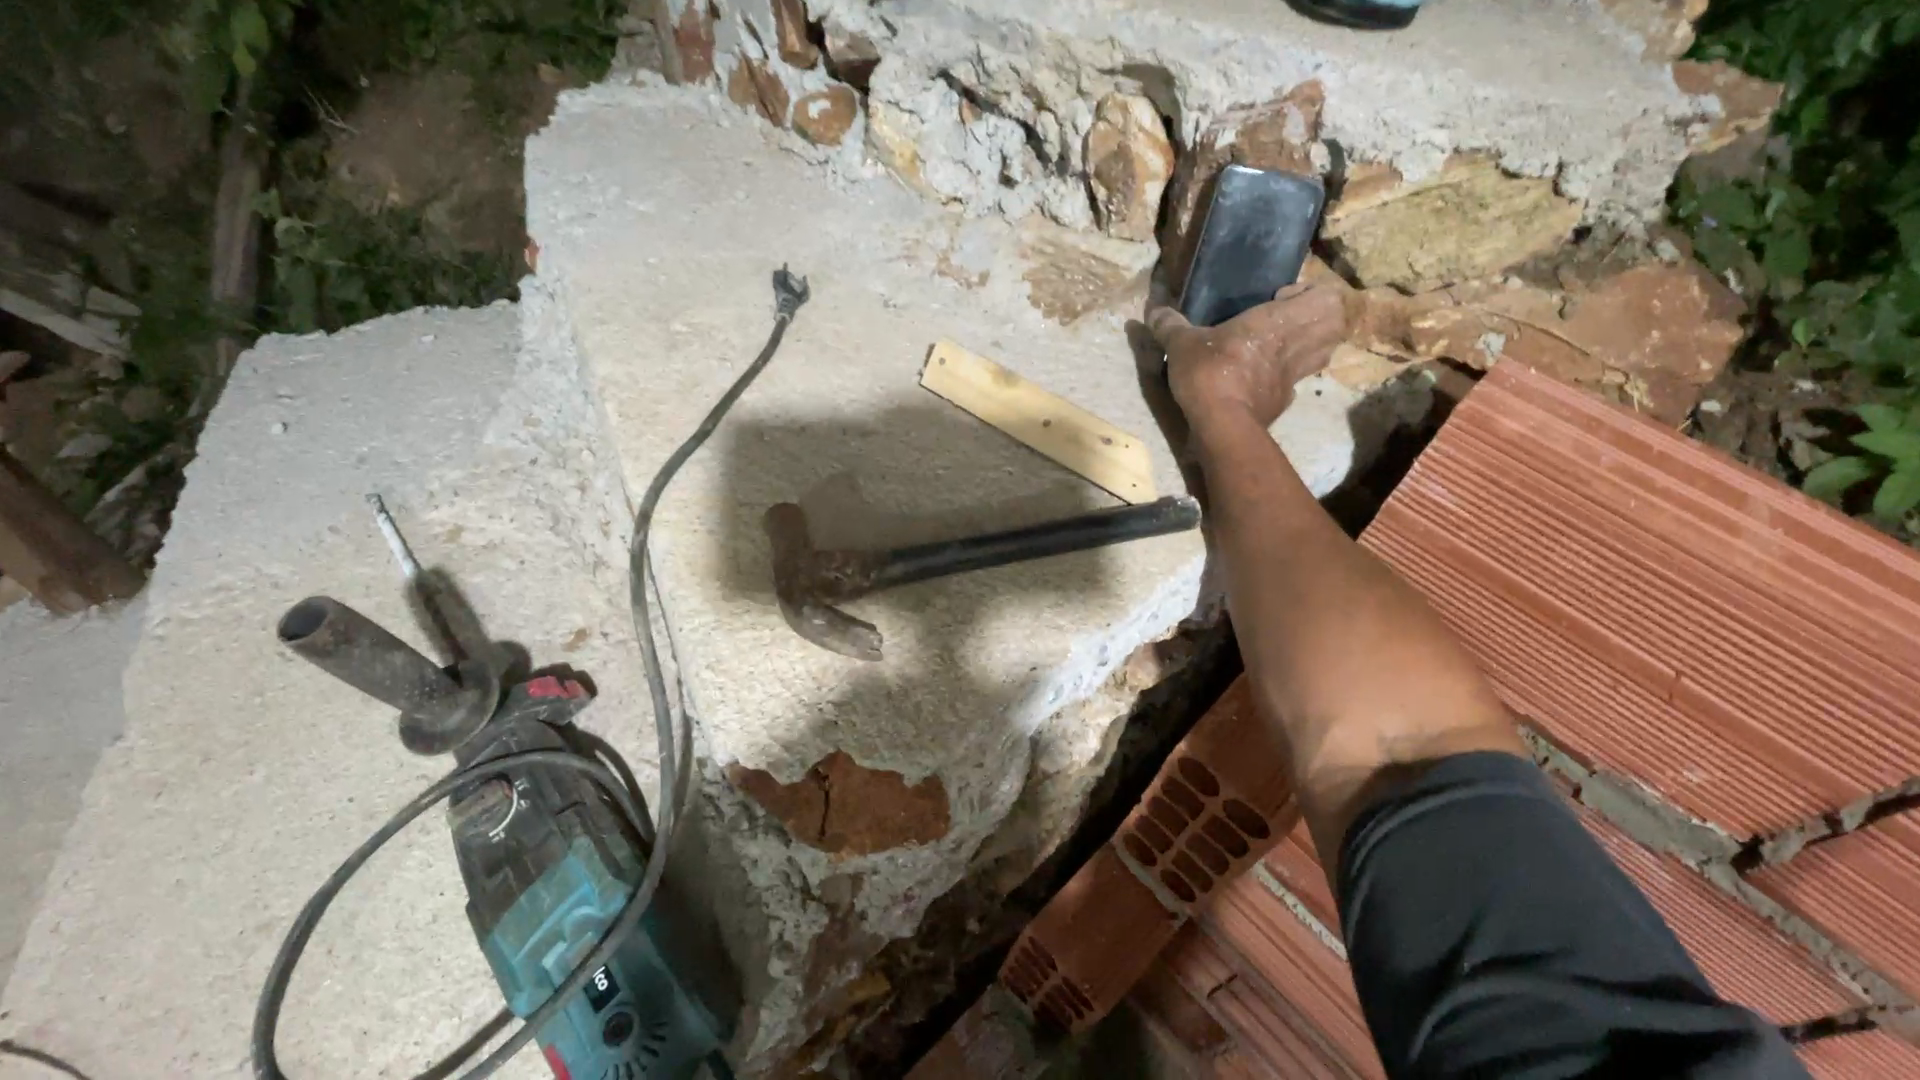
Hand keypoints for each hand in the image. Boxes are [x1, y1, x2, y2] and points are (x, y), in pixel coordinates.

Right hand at [1148, 283, 1349, 430]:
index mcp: (1278, 321)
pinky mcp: (1284, 400)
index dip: (1310, 291)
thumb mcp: (1182, 344)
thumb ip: (1170, 325)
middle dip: (1319, 316)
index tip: (1279, 297)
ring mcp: (1294, 376)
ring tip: (1283, 343)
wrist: (1223, 426)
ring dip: (1312, 343)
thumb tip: (1153, 311)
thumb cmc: (1209, 373)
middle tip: (1287, 317)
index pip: (1328, 297)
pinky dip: (1291, 374)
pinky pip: (1298, 380)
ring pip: (1325, 351)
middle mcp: (1295, 345)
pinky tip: (1265, 376)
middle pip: (1336, 323)